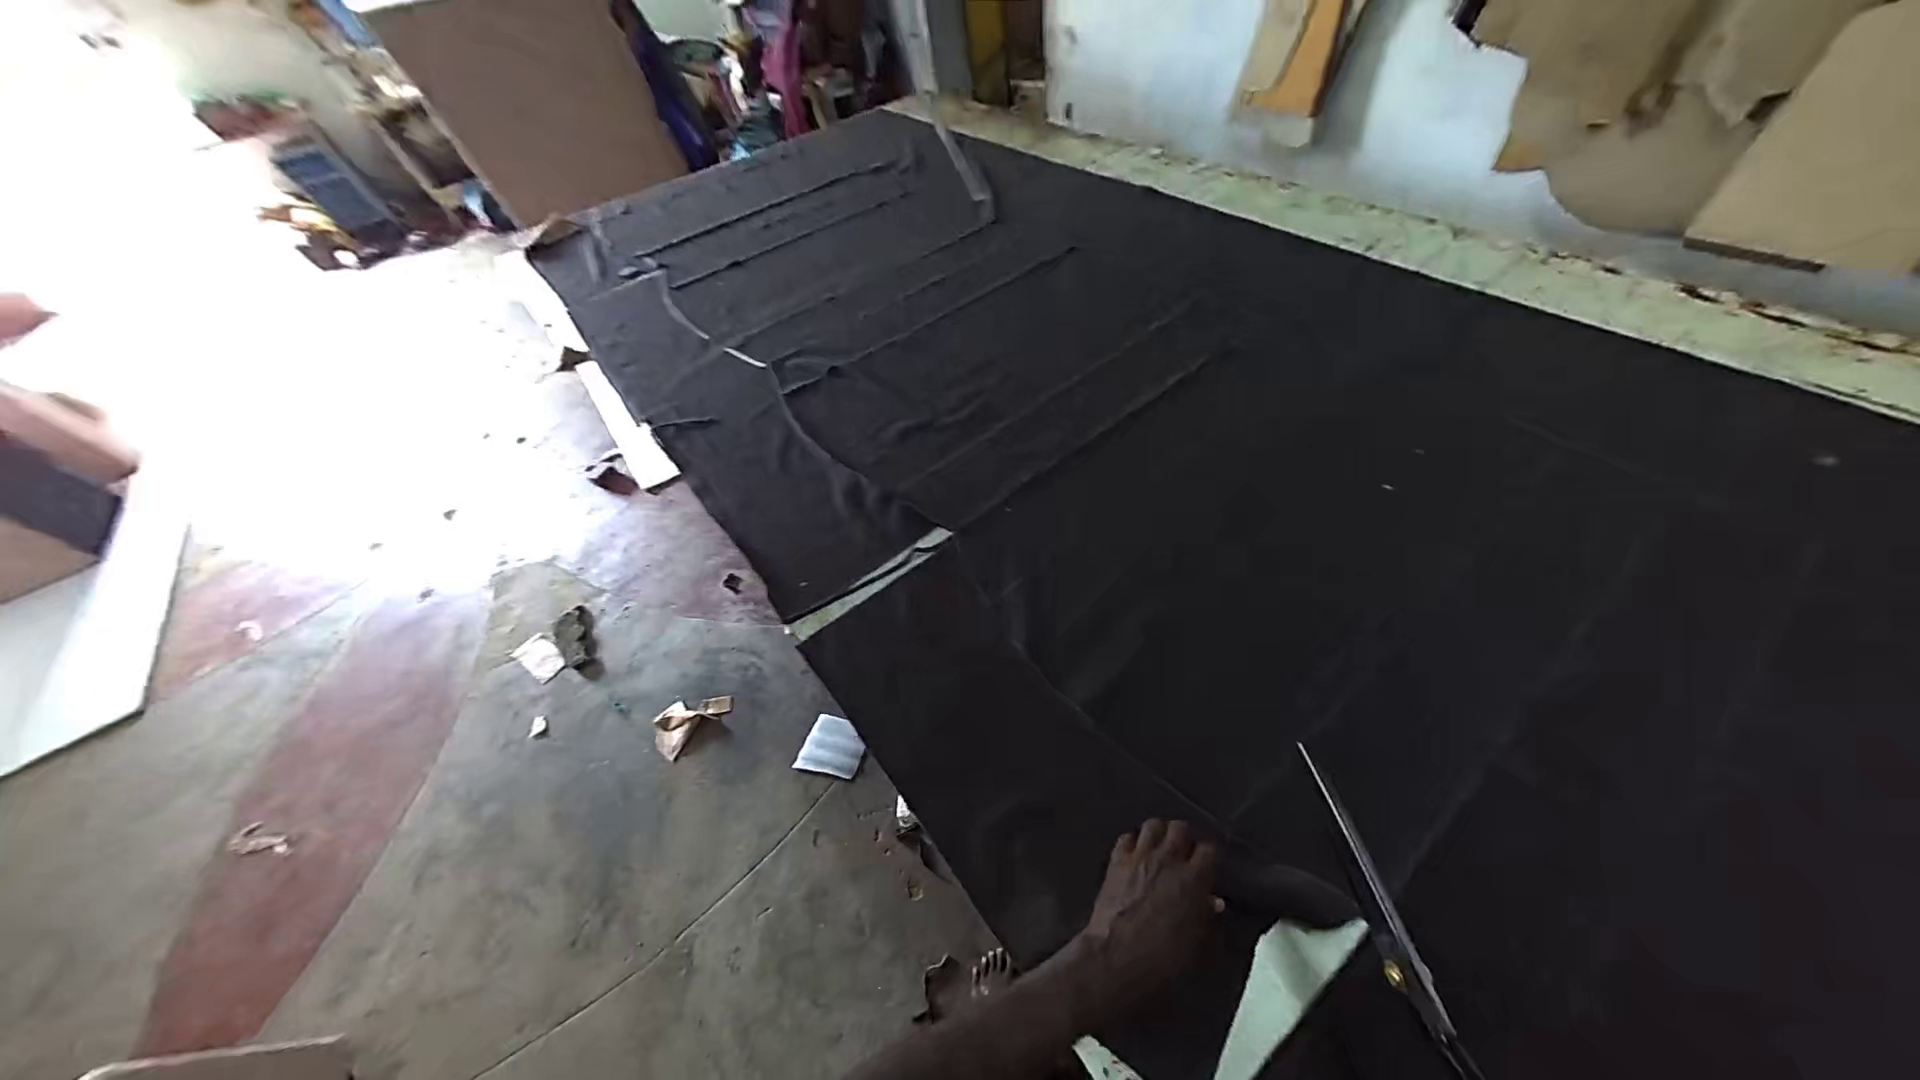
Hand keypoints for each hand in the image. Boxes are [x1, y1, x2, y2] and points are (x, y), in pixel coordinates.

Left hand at [1070, 819, 1220, 1022]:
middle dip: (1184, 838)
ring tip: (1160, 848)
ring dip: (1159, 834)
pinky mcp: (1116, 860)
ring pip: (1153, 825)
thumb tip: (1213, 900)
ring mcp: (1139, 856)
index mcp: (1194, 879)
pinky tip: (1136, 855)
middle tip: (1183, 854)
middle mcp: (1167, 859)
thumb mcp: (1198, 943)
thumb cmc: (1166, 959)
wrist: (1119, 958)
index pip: (1208, 849)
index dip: (1208, 857)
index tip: (1206, 866)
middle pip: (1179, 828)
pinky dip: (1134, 842)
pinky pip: (1127, 837)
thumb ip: (1207, 916)